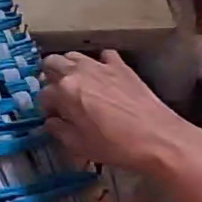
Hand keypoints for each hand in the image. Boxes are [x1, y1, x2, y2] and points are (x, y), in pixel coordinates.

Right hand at [41, 50, 199, 171]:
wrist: (159, 138)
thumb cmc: (115, 145)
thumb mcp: (79, 145)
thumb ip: (59, 130)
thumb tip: (51, 121)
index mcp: (64, 92)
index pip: (43, 94)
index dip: (46, 107)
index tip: (54, 117)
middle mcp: (78, 72)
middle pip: (51, 63)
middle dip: (51, 77)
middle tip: (60, 95)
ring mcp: (100, 66)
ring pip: (73, 56)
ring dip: (70, 67)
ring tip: (78, 84)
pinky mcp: (121, 66)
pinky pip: (104, 56)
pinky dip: (100, 63)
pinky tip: (105, 76)